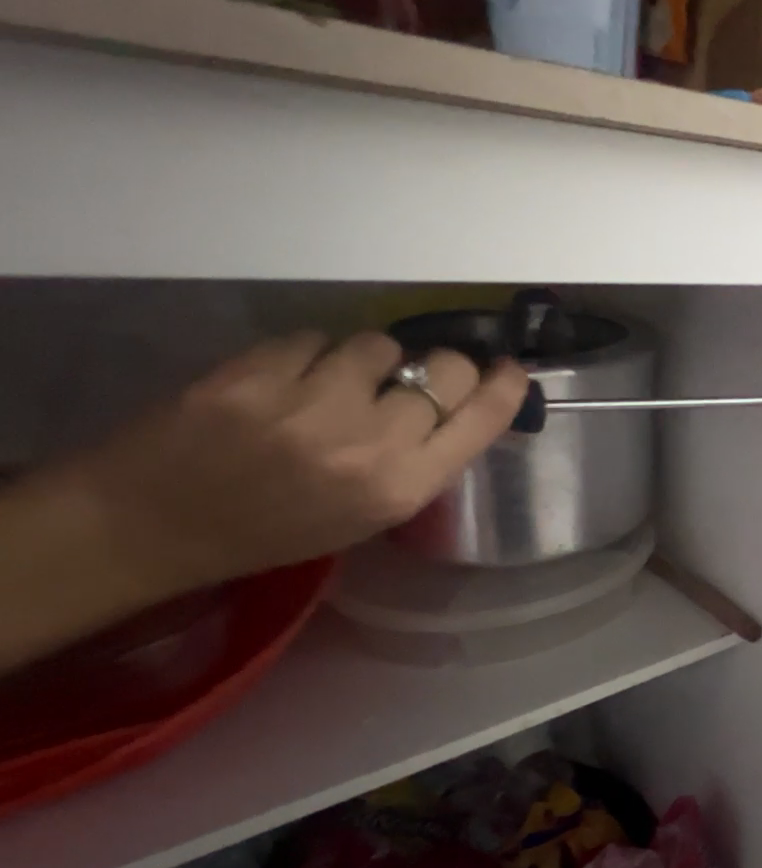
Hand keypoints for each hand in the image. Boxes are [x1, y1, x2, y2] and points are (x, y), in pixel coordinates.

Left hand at [57, 330, 527, 595]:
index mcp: (403, 488)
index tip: (507, 368)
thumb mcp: (370, 514)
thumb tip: (464, 401)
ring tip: (329, 384)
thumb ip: (422, 460)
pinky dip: (304, 354)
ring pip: (378, 344)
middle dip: (435, 367)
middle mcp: (370, 446)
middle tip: (407, 380)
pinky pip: (312, 338)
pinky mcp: (254, 377)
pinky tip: (281, 383)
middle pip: (444, 368)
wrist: (148, 528)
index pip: (484, 417)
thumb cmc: (275, 529)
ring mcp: (310, 407)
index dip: (505, 384)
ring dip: (363, 359)